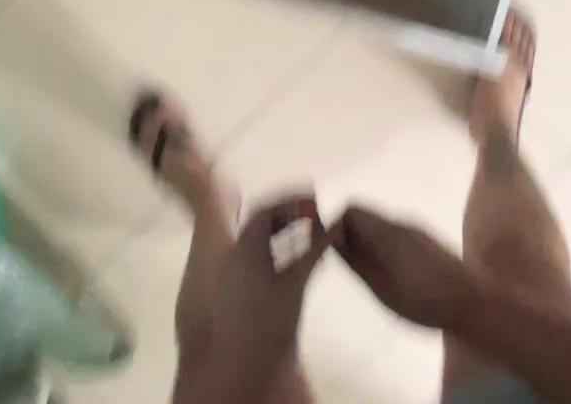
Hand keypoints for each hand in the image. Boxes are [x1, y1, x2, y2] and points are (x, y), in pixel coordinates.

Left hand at [208, 194, 329, 386]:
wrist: (243, 373)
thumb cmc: (269, 325)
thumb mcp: (295, 285)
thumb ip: (314, 251)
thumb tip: (336, 225)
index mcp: (244, 249)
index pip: (264, 210)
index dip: (289, 200)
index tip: (313, 198)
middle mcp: (235, 258)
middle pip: (259, 224)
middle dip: (285, 215)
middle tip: (313, 214)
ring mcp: (234, 277)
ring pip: (258, 244)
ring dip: (282, 234)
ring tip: (310, 235)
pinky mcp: (238, 296)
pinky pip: (258, 262)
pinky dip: (278, 254)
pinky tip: (296, 263)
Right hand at [333, 204, 473, 330]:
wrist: (474, 304)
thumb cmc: (423, 301)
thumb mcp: (381, 288)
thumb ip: (355, 262)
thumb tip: (334, 241)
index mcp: (385, 231)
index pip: (351, 208)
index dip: (337, 225)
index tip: (335, 250)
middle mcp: (400, 221)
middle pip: (365, 214)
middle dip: (351, 233)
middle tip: (351, 264)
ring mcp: (416, 228)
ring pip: (380, 224)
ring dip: (368, 240)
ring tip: (371, 273)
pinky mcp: (427, 239)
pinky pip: (395, 232)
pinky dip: (384, 245)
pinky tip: (393, 273)